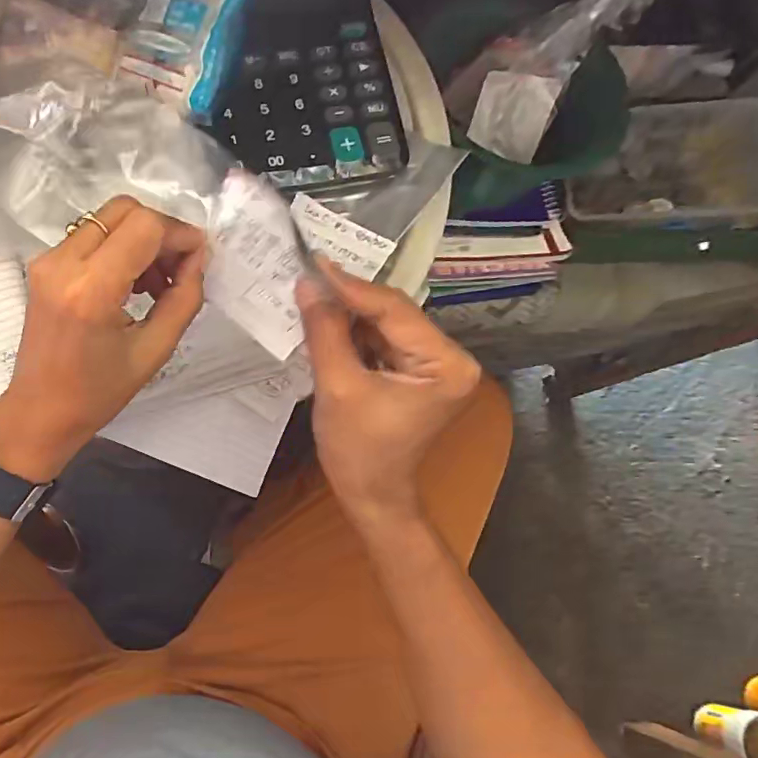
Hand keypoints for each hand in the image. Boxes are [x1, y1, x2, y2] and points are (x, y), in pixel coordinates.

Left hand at [0, 197, 207, 480]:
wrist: (39, 412)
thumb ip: (183, 299)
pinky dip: (118, 248)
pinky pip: (90, 236)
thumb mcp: (153, 351)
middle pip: (125, 210)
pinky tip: (131, 284)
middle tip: (177, 270)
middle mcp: (63, 264)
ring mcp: (47, 261)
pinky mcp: (43, 266)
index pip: (145, 227)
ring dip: (140, 239)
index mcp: (90, 290)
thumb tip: (197, 259)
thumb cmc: (96, 394)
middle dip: (160, 232)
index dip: (179, 235)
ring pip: (107, 219)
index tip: (197, 260)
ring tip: (155, 285)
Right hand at [297, 260, 481, 530]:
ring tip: (309, 297)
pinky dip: (352, 336)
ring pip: (383, 327)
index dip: (351, 287)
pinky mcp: (414, 375)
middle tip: (308, 277)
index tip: (315, 263)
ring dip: (347, 316)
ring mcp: (433, 367)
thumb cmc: (357, 449)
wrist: (369, 494)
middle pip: (392, 315)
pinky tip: (325, 324)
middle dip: (348, 300)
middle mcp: (450, 358)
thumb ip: (325, 332)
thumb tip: (307, 286)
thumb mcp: (337, 386)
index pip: (395, 311)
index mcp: (447, 363)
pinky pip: (380, 343)